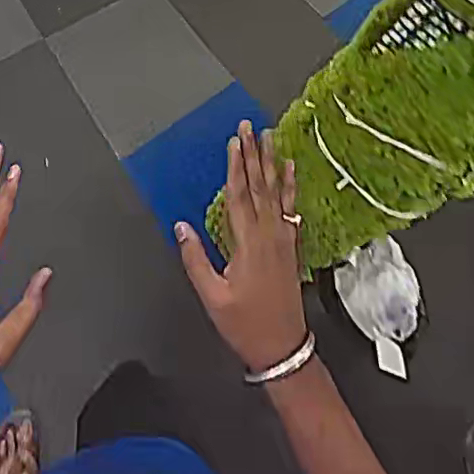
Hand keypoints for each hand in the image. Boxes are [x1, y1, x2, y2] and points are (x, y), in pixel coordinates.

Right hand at [176, 121, 307, 372]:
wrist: (284, 347)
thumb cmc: (245, 323)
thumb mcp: (212, 296)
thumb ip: (195, 259)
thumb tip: (181, 226)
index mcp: (248, 242)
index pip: (239, 194)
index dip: (236, 165)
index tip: (234, 140)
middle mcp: (269, 232)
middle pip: (258, 185)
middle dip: (253, 153)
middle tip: (250, 125)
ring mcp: (283, 236)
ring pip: (276, 191)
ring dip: (272, 162)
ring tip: (270, 136)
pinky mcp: (291, 243)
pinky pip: (290, 207)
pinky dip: (290, 186)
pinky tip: (290, 169)